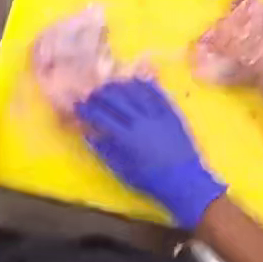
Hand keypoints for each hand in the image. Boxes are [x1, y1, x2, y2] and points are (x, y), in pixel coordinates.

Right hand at [76, 79, 225, 228]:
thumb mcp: (122, 170)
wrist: (184, 180)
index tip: (78, 105)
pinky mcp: (171, 113)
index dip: (86, 109)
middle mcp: (140, 121)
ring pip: (135, 92)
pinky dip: (144, 85)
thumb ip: (104, 150)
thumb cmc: (150, 179)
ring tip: (110, 84)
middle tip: (91, 93)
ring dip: (120, 86)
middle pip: (116, 99)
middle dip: (100, 94)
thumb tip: (88, 134)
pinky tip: (135, 81)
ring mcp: (158, 115)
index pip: (100, 116)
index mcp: (126, 138)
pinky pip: (156, 94)